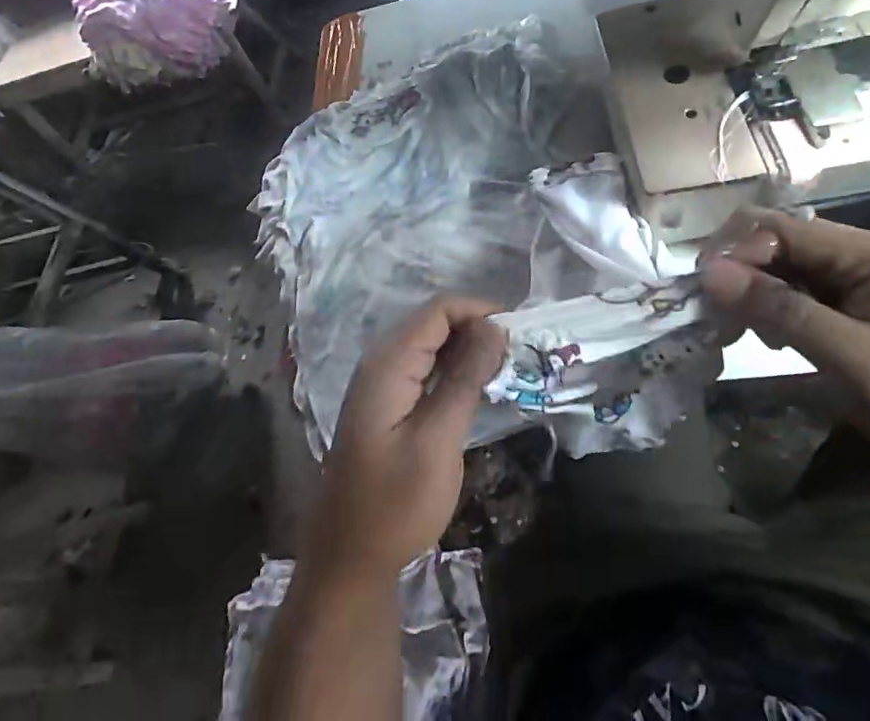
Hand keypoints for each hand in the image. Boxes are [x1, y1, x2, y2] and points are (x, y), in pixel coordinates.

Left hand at [307, 296, 506, 579]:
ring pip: (431, 346)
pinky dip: (454, 371)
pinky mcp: (388, 406)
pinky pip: (425, 370)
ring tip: (507, 370)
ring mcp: (381, 385)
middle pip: (434, 322)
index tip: (519, 334)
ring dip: (468, 350)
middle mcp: (380, 364)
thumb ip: (465, 378)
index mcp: (387, 364)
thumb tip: (494, 327)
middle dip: (477, 328)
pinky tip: (479, 390)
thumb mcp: (438, 439)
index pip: (438, 310)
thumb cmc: (396, 504)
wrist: (350, 559)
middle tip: (518, 355)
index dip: (480, 311)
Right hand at [697, 210, 869, 474]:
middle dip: (741, 274)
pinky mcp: (861, 314)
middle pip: (782, 246)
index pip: (783, 228)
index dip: (736, 252)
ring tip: (736, 333)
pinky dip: (778, 314)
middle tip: (713, 319)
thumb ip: (783, 311)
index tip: (703, 294)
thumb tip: (711, 272)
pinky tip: (772, 341)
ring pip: (788, 273)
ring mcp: (865, 285)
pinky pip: (805, 299)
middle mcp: (866, 257)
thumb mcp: (858, 359)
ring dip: (755, 295)